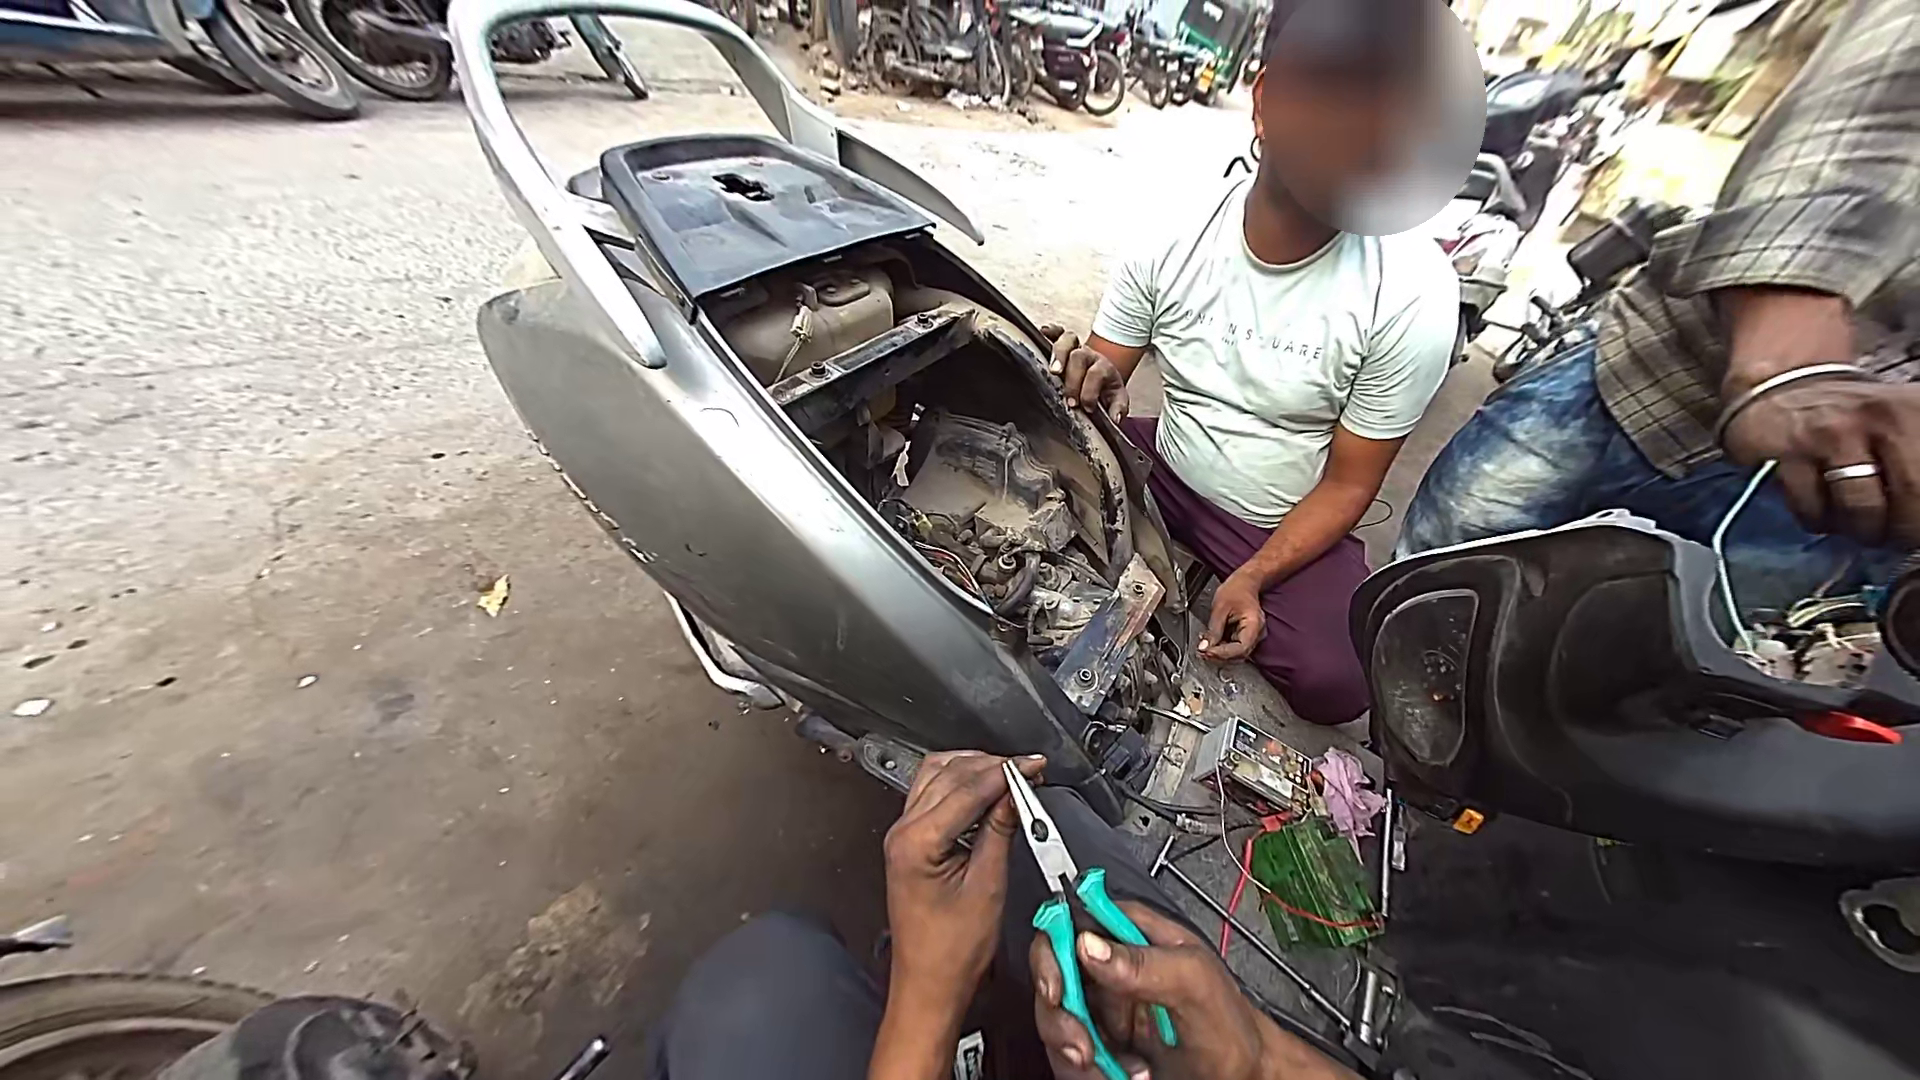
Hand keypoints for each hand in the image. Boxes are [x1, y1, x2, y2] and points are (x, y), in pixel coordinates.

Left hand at [882, 751, 1047, 1020]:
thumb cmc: (951, 952)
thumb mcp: (987, 887)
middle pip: (950, 772)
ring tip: (1009, 773)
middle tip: (1026, 769)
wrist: (928, 986)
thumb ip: (1000, 830)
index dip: (1005, 772)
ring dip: (973, 766)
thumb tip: (1016, 793)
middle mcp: (903, 830)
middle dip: (992, 765)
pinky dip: (959, 780)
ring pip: (937, 772)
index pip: (967, 788)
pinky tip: (983, 787)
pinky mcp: (909, 837)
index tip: (1031, 765)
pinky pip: (931, 789)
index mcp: (917, 842)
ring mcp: (902, 831)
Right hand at [1030, 904, 1352, 1079]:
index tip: (1057, 987)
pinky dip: (1085, 1073)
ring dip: (1074, 1051)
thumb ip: (1141, 961)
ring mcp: (1102, 1006)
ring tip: (1113, 1070)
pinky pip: (1069, 1056)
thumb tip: (1088, 943)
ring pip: (1055, 1018)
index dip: (1052, 949)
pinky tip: (1120, 1077)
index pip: (1068, 921)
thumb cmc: (1229, 1023)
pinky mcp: (1101, 1044)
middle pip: (1051, 972)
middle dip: (1059, 1014)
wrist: (1248, 1078)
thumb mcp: (1192, 981)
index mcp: (1124, 931)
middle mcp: (1106, 964)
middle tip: (1083, 1046)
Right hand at [1042, 326, 1129, 422]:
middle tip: (1068, 400)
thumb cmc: (1104, 389)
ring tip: (1052, 371)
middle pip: (1079, 356)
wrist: (1101, 375)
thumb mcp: (1116, 399)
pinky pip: (1055, 332)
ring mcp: (1074, 347)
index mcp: (1103, 367)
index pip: (1096, 374)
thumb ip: (1118, 408)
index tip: (1087, 408)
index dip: (1090, 392)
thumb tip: (1115, 418)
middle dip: (1072, 378)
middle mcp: (1088, 354)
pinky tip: (1041, 333)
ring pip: (1066, 340)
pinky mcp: (1062, 344)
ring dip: (1058, 354)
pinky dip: (1048, 331)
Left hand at [1199, 570, 1265, 662]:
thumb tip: (1205, 647)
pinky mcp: (1245, 635)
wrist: (1244, 582)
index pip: (1240, 648)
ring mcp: (1252, 636)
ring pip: (1236, 654)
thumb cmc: (1235, 590)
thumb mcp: (1220, 609)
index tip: (1207, 652)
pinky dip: (1222, 647)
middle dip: (1219, 656)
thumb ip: (1213, 630)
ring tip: (1203, 648)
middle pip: (1239, 655)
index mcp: (1254, 625)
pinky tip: (1210, 643)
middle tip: (1202, 652)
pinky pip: (1234, 647)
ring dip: (1219, 654)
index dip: (1222, 654)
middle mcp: (1257, 633)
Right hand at [1722, 380, 1919, 548]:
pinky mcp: (1786, 453)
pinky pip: (1808, 500)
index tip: (1918, 531)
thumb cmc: (1852, 416)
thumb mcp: (1908, 420)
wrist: (1778, 390)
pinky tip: (1820, 519)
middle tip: (1898, 540)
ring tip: (1859, 532)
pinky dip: (1816, 518)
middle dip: (1906, 527)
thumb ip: (1919, 457)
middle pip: (1912, 492)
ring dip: (1861, 528)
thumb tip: (1916, 510)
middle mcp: (1887, 421)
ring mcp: (1831, 437)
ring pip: (1858, 502)